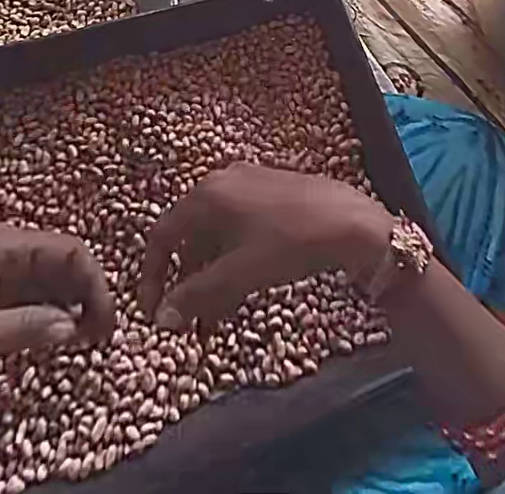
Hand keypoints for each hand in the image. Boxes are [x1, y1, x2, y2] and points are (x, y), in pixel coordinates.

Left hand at [0, 227, 114, 410]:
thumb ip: (27, 328)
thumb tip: (75, 325)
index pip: (68, 250)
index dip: (95, 283)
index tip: (108, 323)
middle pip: (60, 262)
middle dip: (85, 294)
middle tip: (100, 338)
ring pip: (45, 280)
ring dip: (67, 306)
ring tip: (83, 343)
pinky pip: (25, 296)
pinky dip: (44, 315)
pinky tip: (52, 340)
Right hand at [139, 164, 393, 329]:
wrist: (352, 221)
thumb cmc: (290, 242)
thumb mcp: (240, 272)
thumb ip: (197, 294)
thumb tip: (160, 320)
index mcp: (208, 194)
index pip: (163, 234)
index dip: (152, 275)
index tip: (152, 312)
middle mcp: (224, 181)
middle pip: (189, 235)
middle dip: (186, 282)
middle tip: (187, 322)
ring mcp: (250, 183)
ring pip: (216, 234)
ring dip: (210, 276)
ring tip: (215, 319)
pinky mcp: (272, 192)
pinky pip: (239, 228)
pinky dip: (232, 260)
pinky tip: (241, 289)